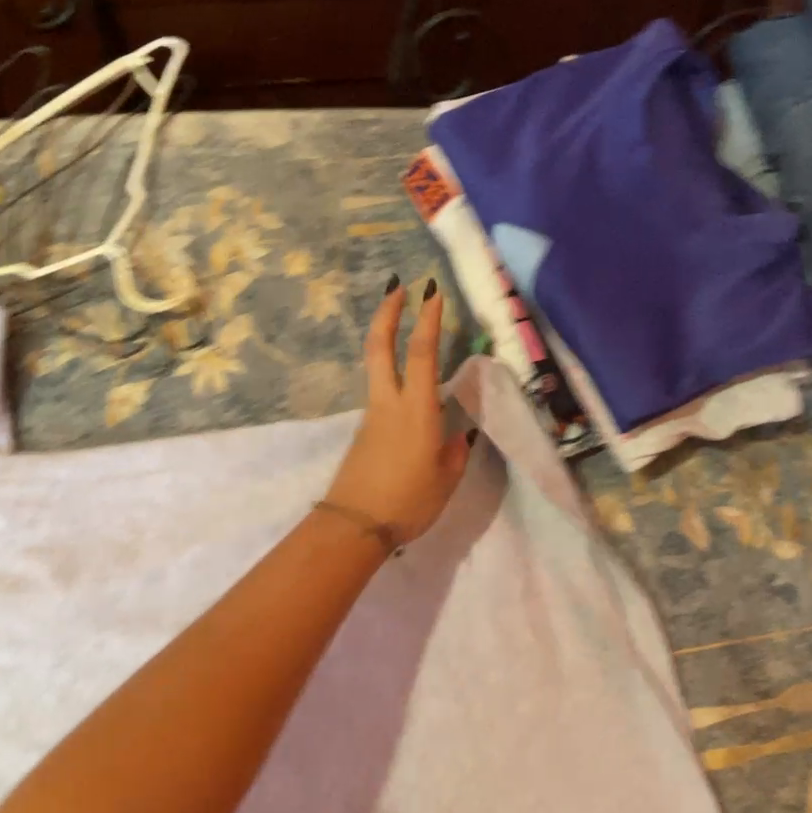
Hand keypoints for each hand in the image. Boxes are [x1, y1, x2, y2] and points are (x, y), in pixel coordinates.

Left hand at [323, 277, 472, 544]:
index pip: (421, 354)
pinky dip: (390, 376)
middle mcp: (389, 404)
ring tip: (402, 327)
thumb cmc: (408, 503)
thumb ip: (453, 452)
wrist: (355, 525)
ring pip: (376, 368)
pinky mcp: (363, 432)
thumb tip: (456, 436)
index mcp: (416, 411)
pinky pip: (379, 394)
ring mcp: (372, 417)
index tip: (432, 292)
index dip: (427, 320)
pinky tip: (406, 388)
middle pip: (380, 347)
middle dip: (388, 313)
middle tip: (398, 287)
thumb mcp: (446, 479)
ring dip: (385, 341)